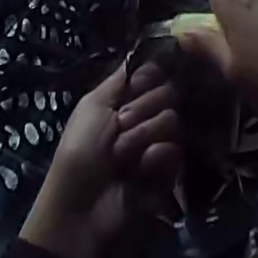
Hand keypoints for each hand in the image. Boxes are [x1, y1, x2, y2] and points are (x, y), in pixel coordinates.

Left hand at [19, 62, 182, 257]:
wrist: (83, 206)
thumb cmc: (81, 149)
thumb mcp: (93, 104)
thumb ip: (121, 77)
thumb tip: (144, 51)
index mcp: (128, 98)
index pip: (156, 73)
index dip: (148, 78)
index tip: (136, 87)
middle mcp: (148, 115)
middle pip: (168, 92)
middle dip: (142, 109)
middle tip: (120, 127)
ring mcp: (161, 141)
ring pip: (172, 120)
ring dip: (143, 136)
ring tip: (123, 156)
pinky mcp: (171, 169)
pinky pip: (176, 150)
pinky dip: (155, 158)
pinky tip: (140, 170)